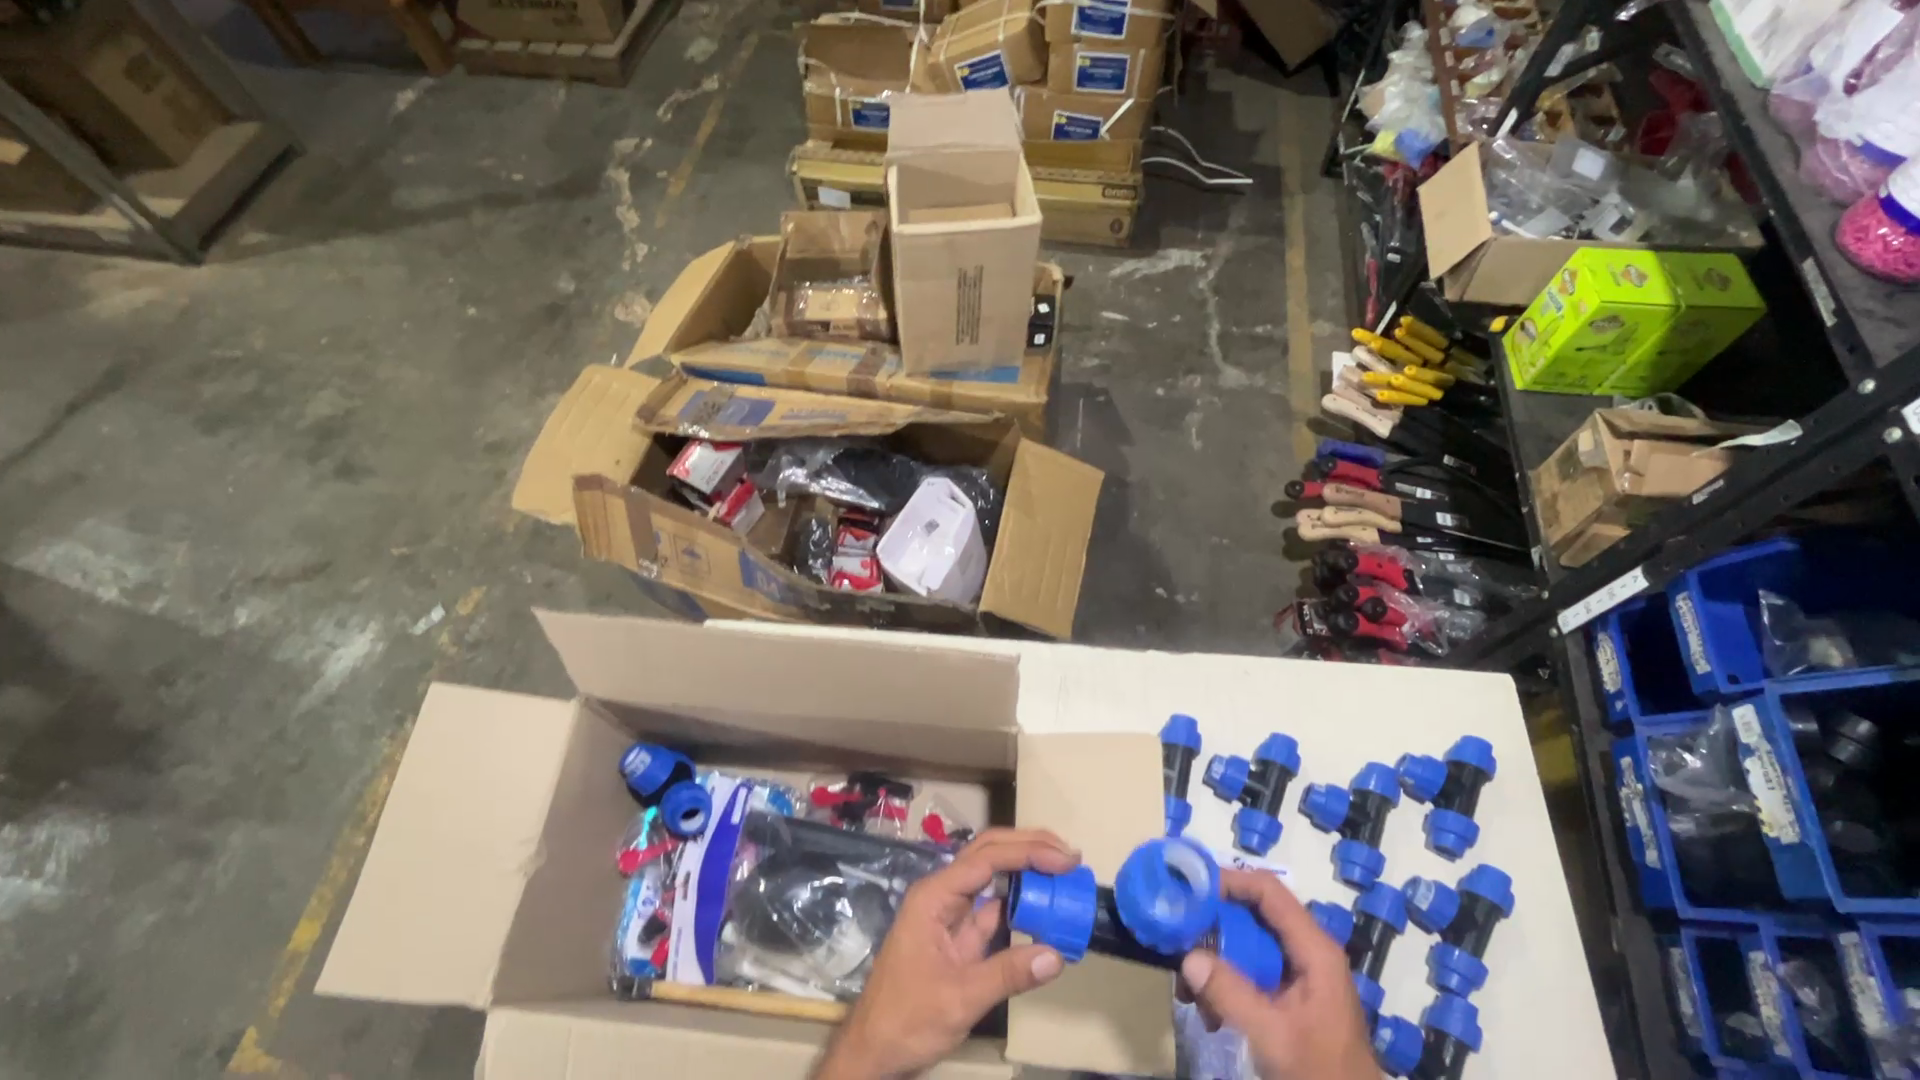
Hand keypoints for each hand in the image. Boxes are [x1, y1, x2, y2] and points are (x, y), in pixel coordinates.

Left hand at [811, 828, 1080, 1079]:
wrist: (874, 1050)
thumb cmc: (907, 1019)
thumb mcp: (960, 998)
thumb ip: (1008, 974)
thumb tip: (1057, 955)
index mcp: (934, 897)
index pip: (986, 859)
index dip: (1027, 853)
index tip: (1064, 860)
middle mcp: (942, 895)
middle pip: (988, 854)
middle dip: (1029, 847)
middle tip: (1070, 856)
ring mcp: (951, 914)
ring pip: (993, 877)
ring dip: (1028, 871)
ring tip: (1064, 873)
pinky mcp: (960, 935)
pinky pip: (995, 909)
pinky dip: (1022, 904)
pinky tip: (1046, 907)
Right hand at [1180, 870, 1382, 1079]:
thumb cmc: (1321, 1073)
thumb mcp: (1273, 1036)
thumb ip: (1231, 994)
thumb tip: (1188, 957)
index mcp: (1314, 949)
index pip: (1269, 892)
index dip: (1231, 882)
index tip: (1190, 890)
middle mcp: (1306, 952)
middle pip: (1251, 916)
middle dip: (1212, 930)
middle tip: (1178, 943)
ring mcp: (1296, 975)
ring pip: (1245, 947)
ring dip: (1214, 965)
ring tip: (1191, 995)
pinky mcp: (1286, 997)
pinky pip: (1248, 974)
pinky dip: (1224, 988)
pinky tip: (1210, 1017)